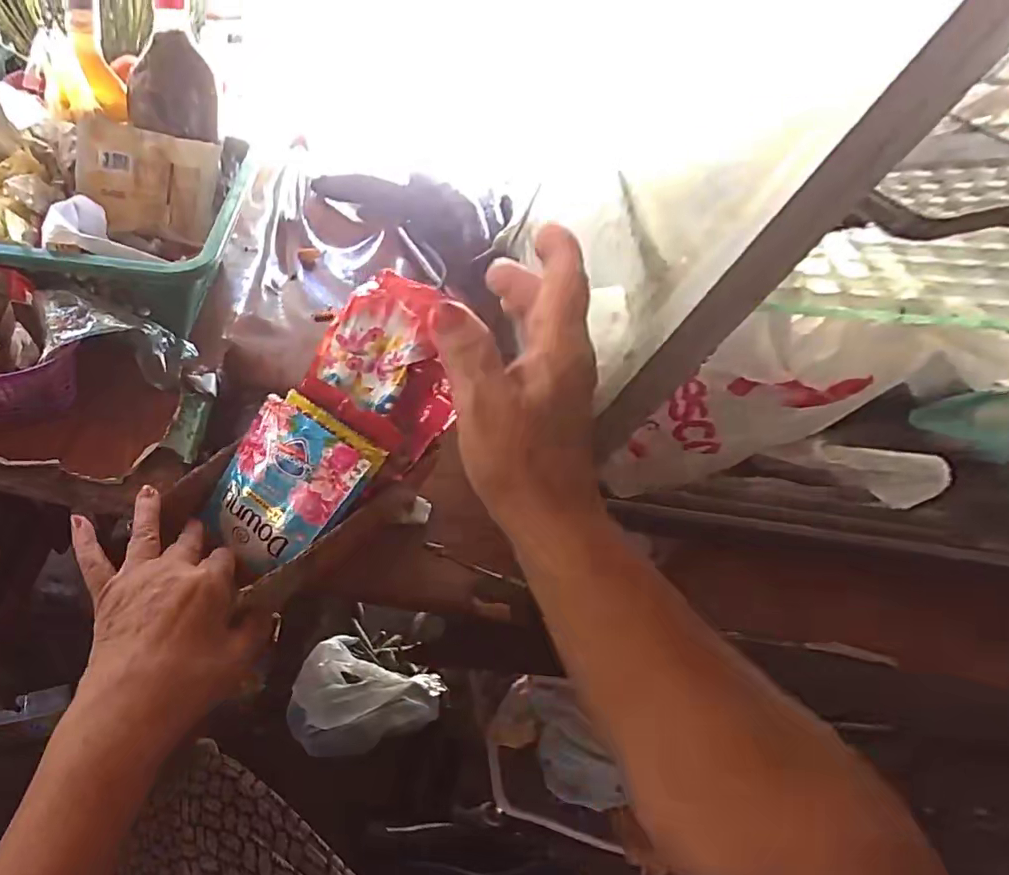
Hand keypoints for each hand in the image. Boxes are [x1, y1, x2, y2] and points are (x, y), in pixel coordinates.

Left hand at [67, 486, 274, 765]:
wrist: (131, 697)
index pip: (226, 558)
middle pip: (189, 540)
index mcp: (209, 582)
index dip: (233, 560)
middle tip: (200, 523)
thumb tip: (266, 608)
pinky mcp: (106, 590)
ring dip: (147, 510)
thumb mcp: (238, 660)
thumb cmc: (191, 682)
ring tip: (148, 490)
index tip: (238, 564)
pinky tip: (77, 519)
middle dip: (197, 530)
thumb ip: (255, 629)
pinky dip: (84, 539)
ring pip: (142, 533)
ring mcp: (136, 575)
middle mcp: (172, 568)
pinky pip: (92, 559)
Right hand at [432, 223, 603, 537]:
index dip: (555, 253)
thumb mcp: (483, 402)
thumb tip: (442, 306)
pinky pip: (533, 358)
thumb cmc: (515, 458)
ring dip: (519, 312)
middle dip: (526, 283)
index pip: (563, 287)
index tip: (542, 228)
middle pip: (554, 308)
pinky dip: (512, 341)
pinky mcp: (549, 407)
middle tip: (491, 271)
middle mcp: (566, 361)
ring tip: (487, 303)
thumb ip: (466, 352)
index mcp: (556, 352)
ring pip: (544, 334)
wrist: (546, 511)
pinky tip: (488, 355)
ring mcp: (560, 386)